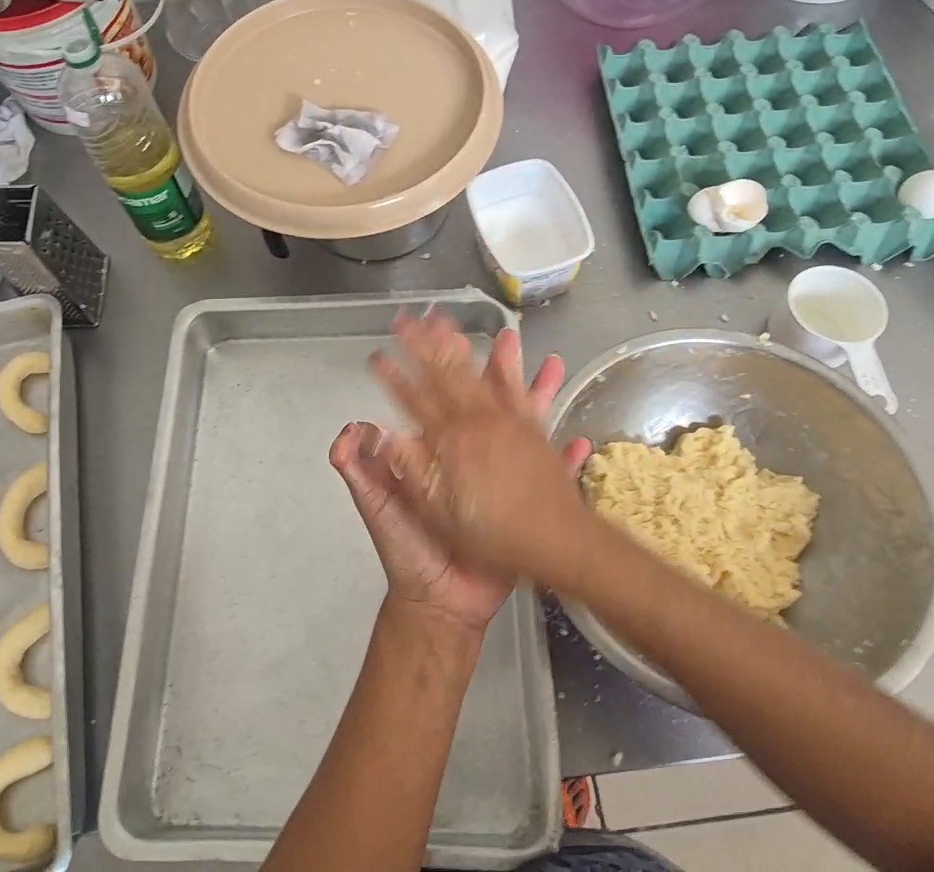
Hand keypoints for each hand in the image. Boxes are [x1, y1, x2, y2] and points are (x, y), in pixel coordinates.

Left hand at [330, 326, 591, 633]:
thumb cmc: (407, 551)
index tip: (447, 332)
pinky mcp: (523, 504)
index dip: (443, 367)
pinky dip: (566, 460)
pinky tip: (581, 441)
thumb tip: (353, 428)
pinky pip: (550, 476)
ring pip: (522, 428)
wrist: (440, 601)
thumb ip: (361, 469)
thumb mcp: (378, 506)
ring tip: (553, 368)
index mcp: (433, 453)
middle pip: (486, 404)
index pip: (441, 398)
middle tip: (509, 339)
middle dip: (497, 371)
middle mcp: (466, 458)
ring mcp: (498, 478)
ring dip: (536, 399)